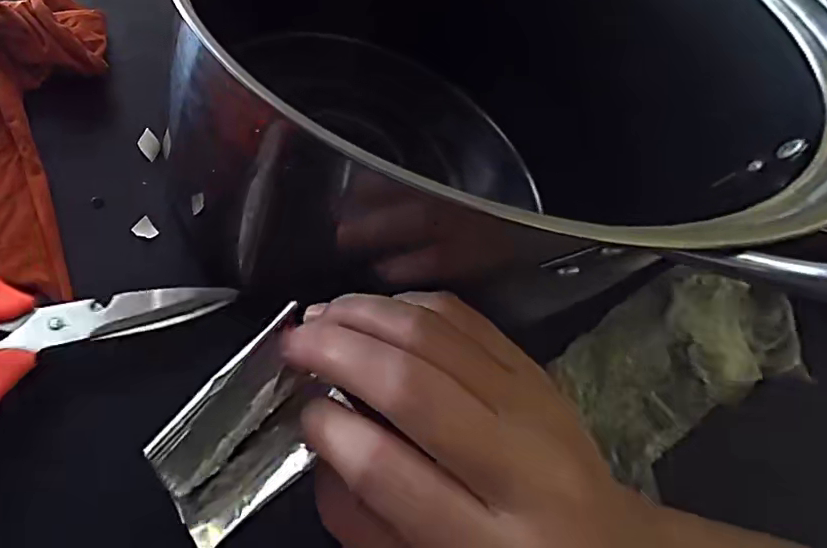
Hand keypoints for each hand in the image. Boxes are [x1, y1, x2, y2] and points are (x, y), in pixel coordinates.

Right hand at [282, 293, 793, 547]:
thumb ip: (364, 519)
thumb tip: (320, 437)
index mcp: (487, 544)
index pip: (391, 473)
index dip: (332, 430)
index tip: (301, 409)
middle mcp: (517, 469)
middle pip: (412, 388)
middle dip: (338, 352)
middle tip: (293, 340)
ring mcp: (531, 406)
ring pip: (435, 336)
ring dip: (365, 314)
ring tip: (322, 313)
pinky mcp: (533, 366)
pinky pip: (461, 315)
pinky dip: (406, 302)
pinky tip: (374, 308)